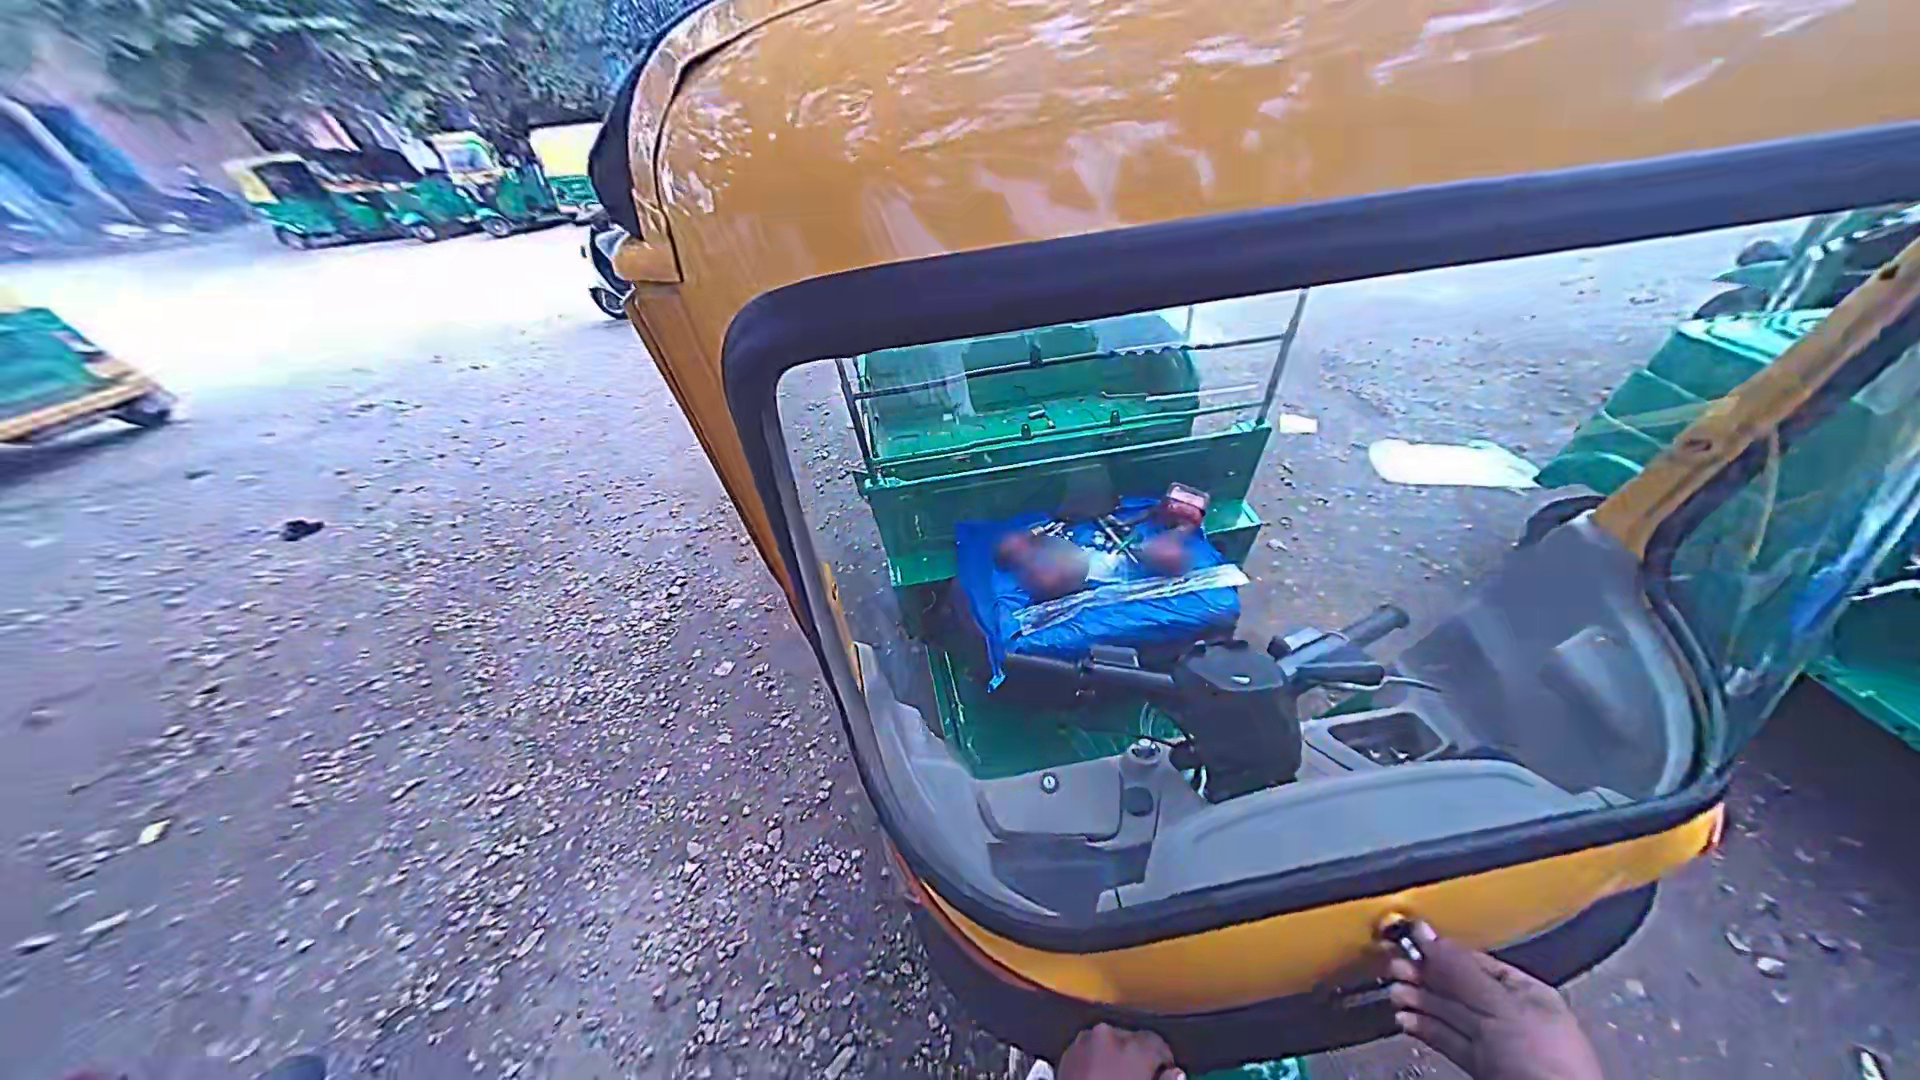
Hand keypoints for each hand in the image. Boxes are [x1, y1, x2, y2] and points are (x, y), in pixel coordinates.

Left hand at [1056, 1023, 1182, 1079]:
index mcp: (1133, 1048)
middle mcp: (1108, 1034)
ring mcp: (1084, 1040)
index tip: (1164, 1075)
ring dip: (1116, 1059)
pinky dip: (1097, 1061)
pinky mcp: (1067, 1051)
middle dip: (1138, 1060)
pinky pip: (1090, 1050)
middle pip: (1132, 1041)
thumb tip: (1177, 1073)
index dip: (1163, 1063)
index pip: (1158, 1043)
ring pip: (1110, 1044)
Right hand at [1386, 922, 1604, 1079]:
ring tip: (1395, 997)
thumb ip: (1456, 967)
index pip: (1473, 961)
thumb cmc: (1542, 1061)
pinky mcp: (1483, 1068)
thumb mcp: (1499, 1006)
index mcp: (1528, 995)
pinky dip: (1424, 1028)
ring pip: (1448, 1013)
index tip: (1408, 943)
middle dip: (1422, 977)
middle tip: (1396, 969)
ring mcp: (1498, 1045)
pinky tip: (1405, 1021)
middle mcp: (1512, 1017)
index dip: (1439, 952)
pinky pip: (1448, 1040)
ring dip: (1418, 1002)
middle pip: (1456, 987)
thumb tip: (1421, 929)